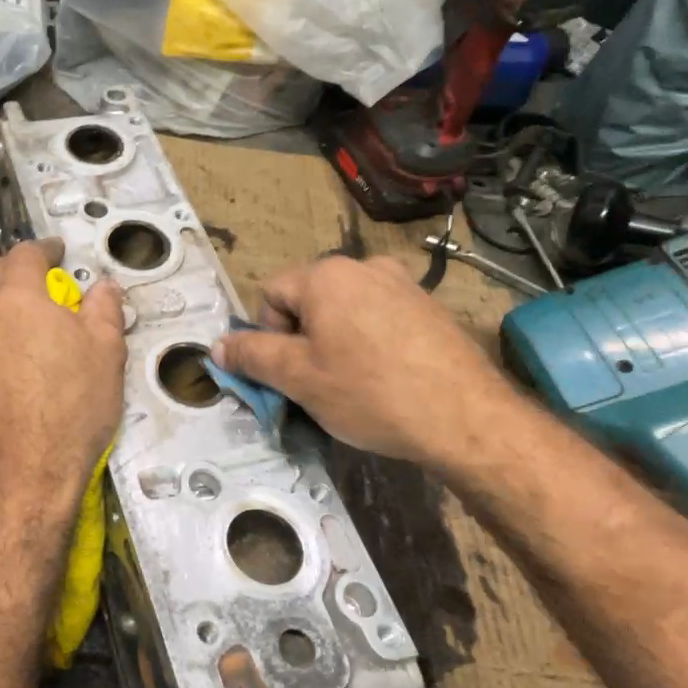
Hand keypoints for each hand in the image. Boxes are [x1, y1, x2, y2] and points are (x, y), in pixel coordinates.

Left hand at [0, 239, 125, 519]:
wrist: (26, 474)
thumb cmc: (74, 409)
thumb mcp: (106, 355)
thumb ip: (104, 311)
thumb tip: (104, 285)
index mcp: (19, 302)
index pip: (24, 256)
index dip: (43, 248)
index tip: (57, 251)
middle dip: (6, 266)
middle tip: (32, 278)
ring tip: (20, 327)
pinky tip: (5, 366)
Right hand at [213, 255, 518, 469]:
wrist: (468, 420)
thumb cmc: (370, 392)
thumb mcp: (297, 378)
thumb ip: (252, 355)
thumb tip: (218, 345)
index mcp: (327, 274)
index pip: (271, 295)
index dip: (269, 337)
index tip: (289, 374)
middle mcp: (365, 267)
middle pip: (309, 301)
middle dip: (303, 340)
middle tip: (318, 384)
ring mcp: (404, 285)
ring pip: (345, 312)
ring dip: (337, 343)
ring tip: (354, 386)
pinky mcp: (432, 309)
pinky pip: (380, 321)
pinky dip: (372, 346)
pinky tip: (388, 381)